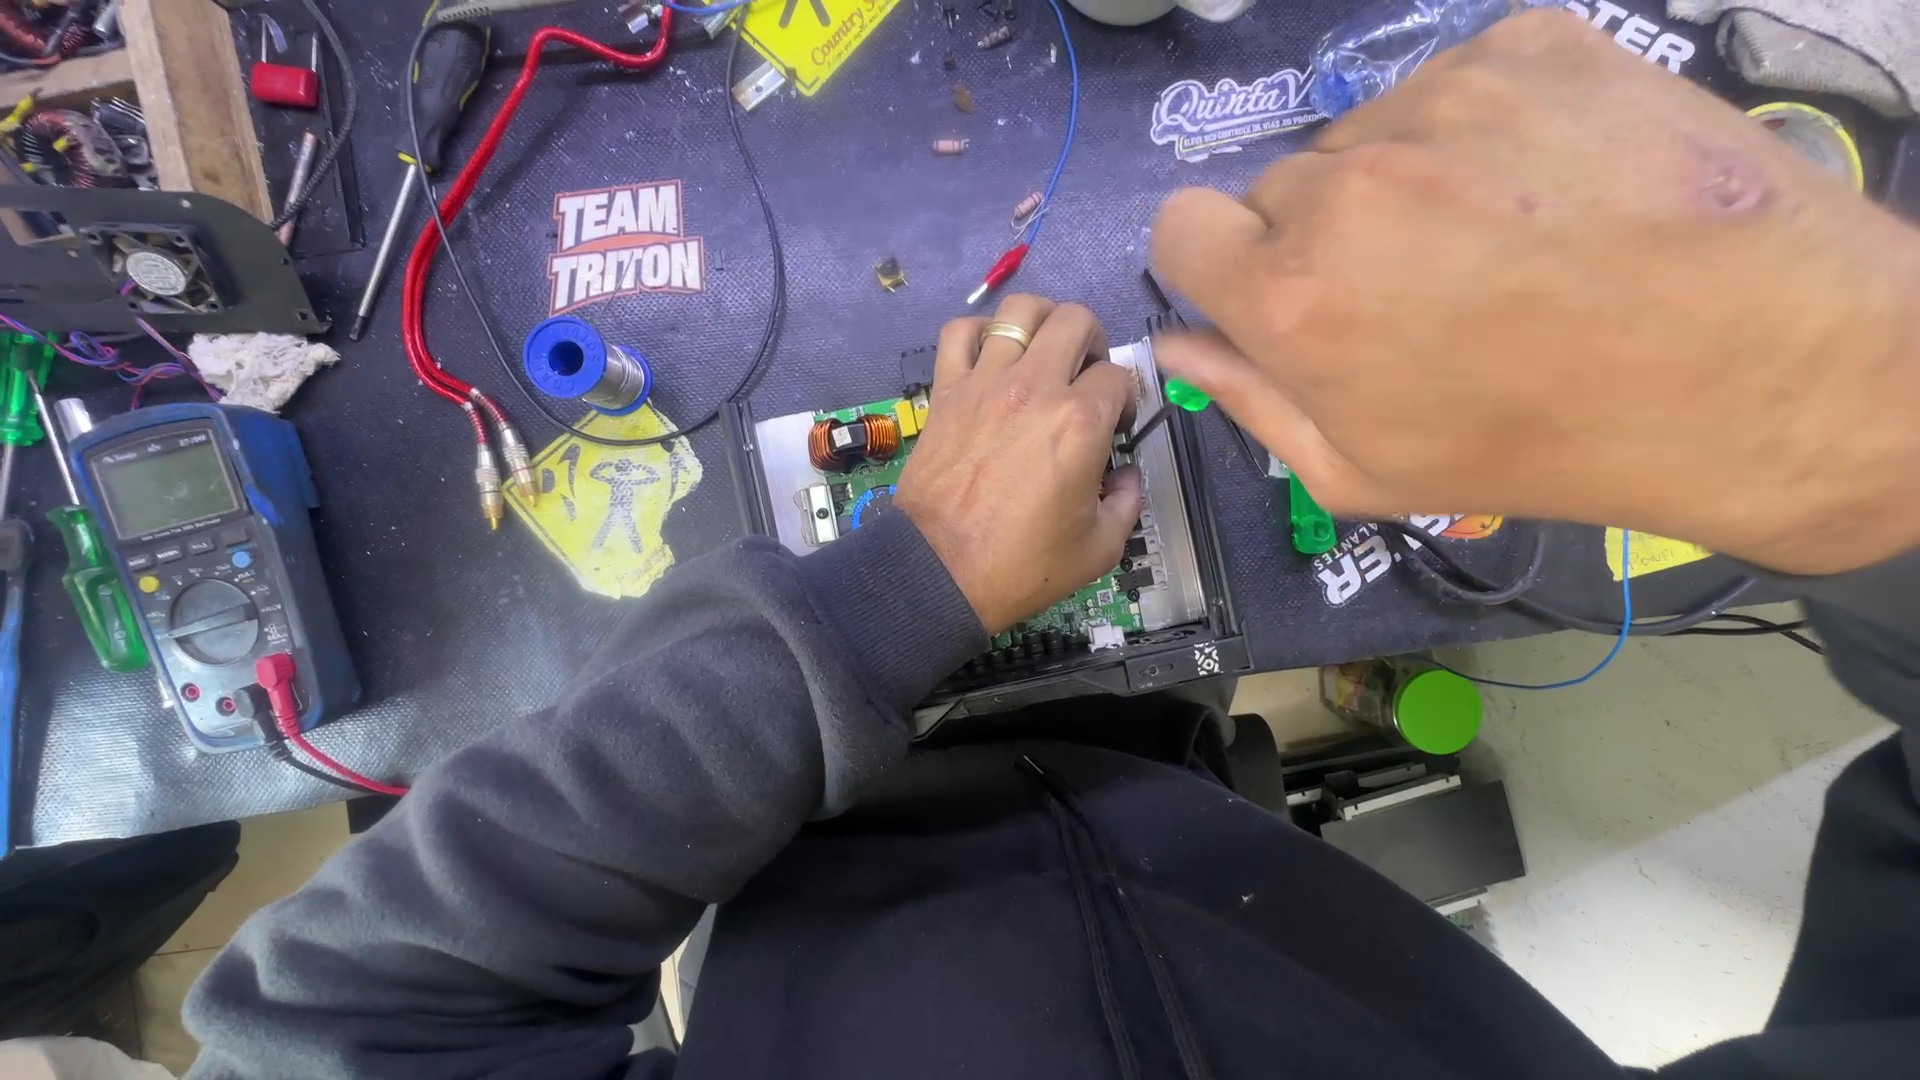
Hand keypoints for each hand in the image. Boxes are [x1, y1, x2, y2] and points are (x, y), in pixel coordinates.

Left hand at [896, 296, 1141, 633]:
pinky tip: (990, 357)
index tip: (1112, 428)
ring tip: (1042, 355)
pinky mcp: (946, 392)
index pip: (1119, 376)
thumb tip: (1125, 474)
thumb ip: (1129, 500)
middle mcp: (1034, 386)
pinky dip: (978, 332)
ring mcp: (984, 383)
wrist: (941, 573)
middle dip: (1093, 343)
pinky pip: (959, 333)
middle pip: (1075, 319)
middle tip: (1084, 380)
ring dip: (1041, 323)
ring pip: (1019, 310)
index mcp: (1079, 422)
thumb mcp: (1101, 547)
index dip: (1124, 399)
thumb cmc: (1022, 566)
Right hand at [1151, 9, 1919, 575]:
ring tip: (1480, 241)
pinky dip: (1464, 135)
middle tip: (1395, 288)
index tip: (1261, 292)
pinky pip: (1443, 89)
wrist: (1751, 371)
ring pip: (1355, 139)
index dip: (1211, 264)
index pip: (1177, 228)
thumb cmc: (1522, 445)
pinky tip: (1532, 188)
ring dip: (1385, 187)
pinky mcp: (1528, 45)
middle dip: (1305, 239)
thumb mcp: (1351, 470)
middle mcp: (1344, 184)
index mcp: (1289, 294)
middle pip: (1269, 191)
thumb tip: (1174, 345)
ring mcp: (1440, 101)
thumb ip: (1242, 398)